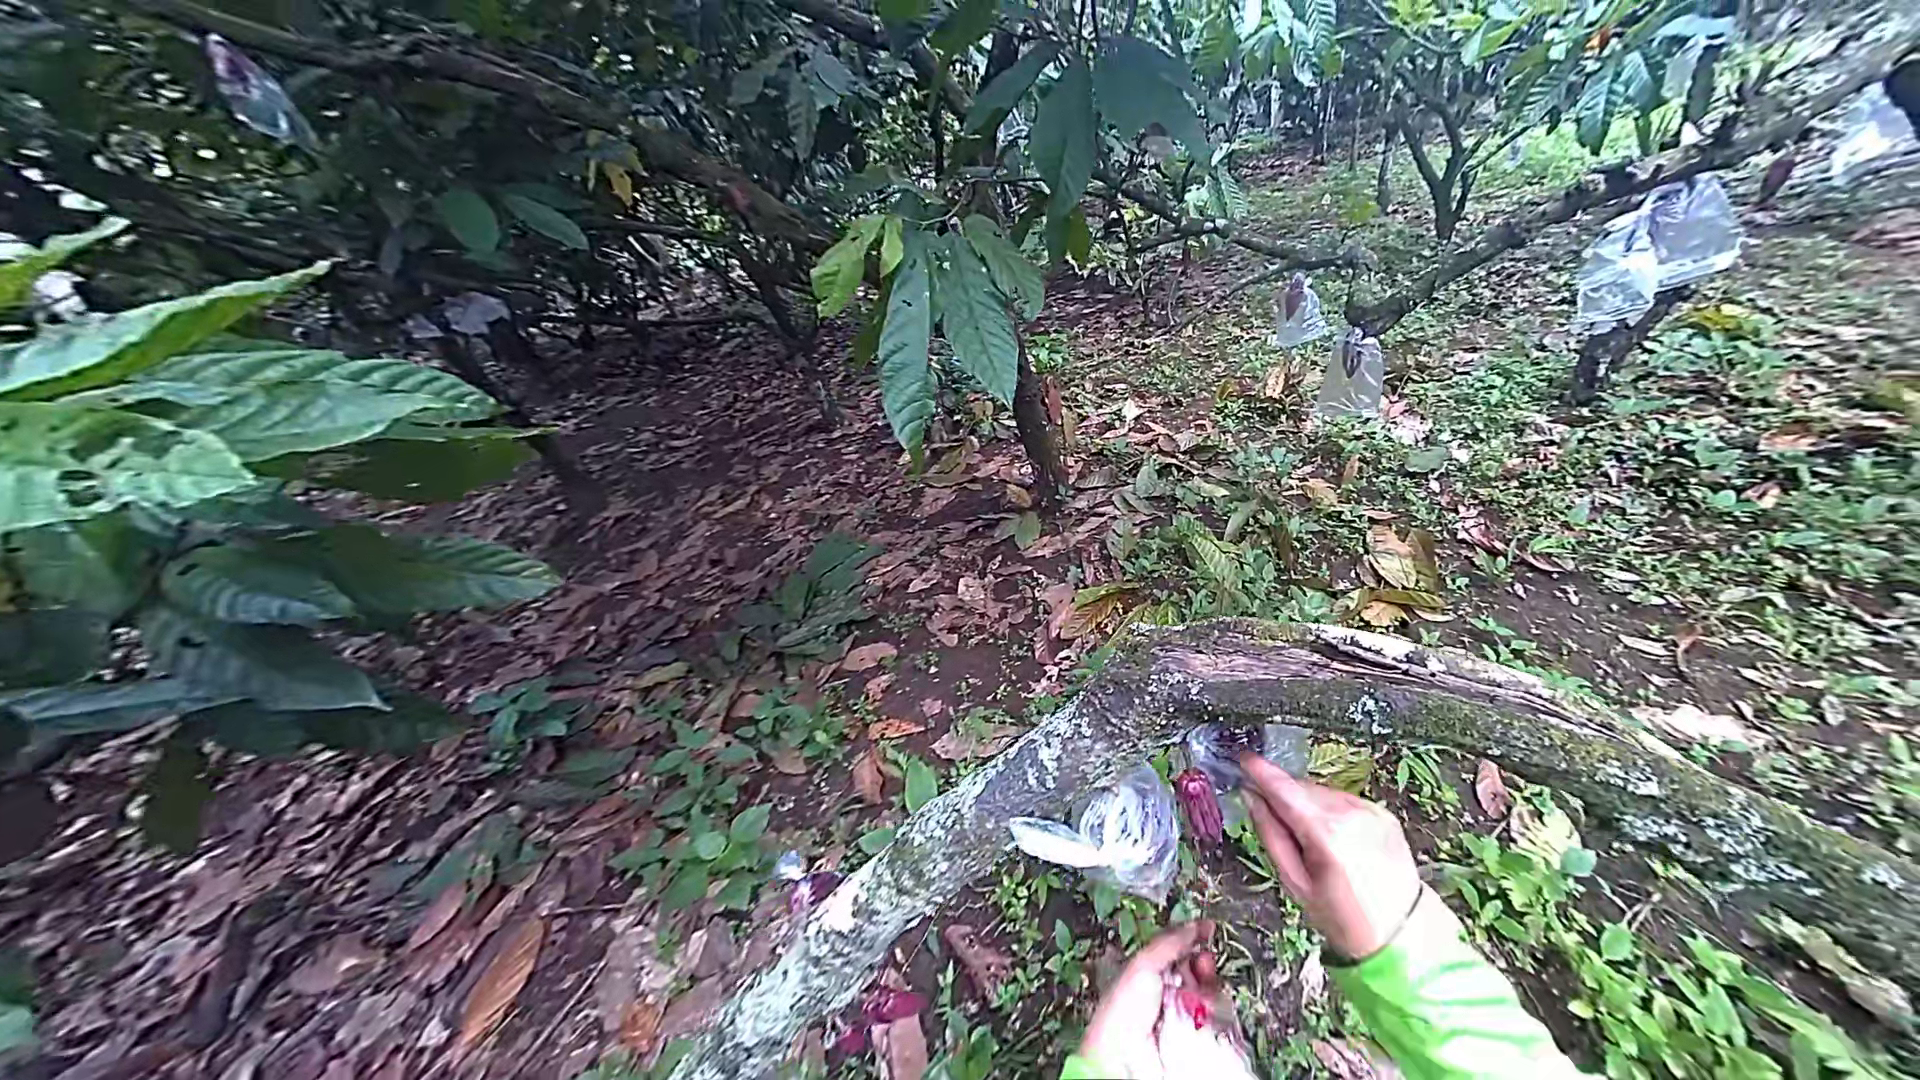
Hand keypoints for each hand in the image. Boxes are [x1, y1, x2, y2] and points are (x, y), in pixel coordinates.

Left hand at [1078, 920, 1215, 1066]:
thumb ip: (1169, 943)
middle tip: (1205, 958)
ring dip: (1209, 985)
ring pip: (1209, 994)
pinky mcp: (1198, 1040)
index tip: (1208, 929)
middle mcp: (1167, 992)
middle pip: (1196, 971)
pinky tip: (1207, 1004)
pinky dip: (1215, 1009)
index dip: (1192, 938)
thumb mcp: (1144, 964)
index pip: (1176, 949)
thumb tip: (1192, 927)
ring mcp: (1183, 1016)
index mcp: (1149, 971)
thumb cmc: (1124, 1007)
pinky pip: (1216, 1020)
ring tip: (1204, 981)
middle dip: (1203, 961)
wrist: (1126, 1056)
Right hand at [1240, 755, 1420, 960]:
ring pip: (1319, 792)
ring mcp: (1369, 811)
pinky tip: (1332, 836)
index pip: (1283, 788)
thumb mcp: (1295, 882)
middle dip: (1282, 796)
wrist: (1405, 935)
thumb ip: (1270, 833)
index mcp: (1325, 833)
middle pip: (1300, 789)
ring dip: (1305, 803)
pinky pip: (1340, 800)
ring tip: (1308, 835)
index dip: (1259, 770)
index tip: (1243, 759)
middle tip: (1275, 819)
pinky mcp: (1382, 813)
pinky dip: (1328, 810)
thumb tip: (1251, 796)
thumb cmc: (1342, 916)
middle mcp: (1349, 814)